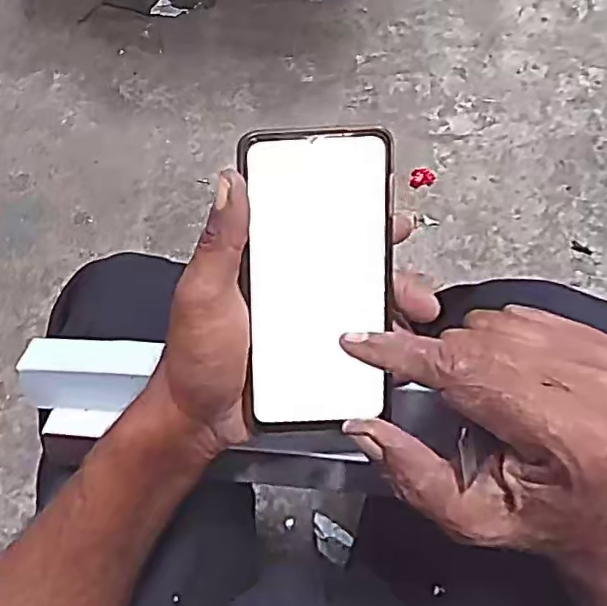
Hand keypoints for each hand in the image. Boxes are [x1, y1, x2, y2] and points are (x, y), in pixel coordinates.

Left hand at [152, 174, 436, 457]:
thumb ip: (220, 240)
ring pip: (355, 300)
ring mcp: (302, 321)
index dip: (341, 210)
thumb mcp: (204, 292)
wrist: (201, 420)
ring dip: (389, 298)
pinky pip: (354, 339)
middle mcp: (284, 287)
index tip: (375, 198)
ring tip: (413, 304)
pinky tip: (395, 341)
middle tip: (404, 249)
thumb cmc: (193, 357)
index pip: (305, 225)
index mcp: (258, 264)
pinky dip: (380, 338)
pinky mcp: (313, 352)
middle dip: (380, 255)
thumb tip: (230, 185)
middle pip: (342, 261)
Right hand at [339, 305, 606, 561]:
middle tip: (446, 403)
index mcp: (568, 436)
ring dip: (468, 349)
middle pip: (472, 340)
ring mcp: (597, 359)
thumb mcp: (473, 518)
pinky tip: (505, 374)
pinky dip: (495, 338)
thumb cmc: (549, 516)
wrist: (606, 512)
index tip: (364, 342)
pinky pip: (515, 314)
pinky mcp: (597, 339)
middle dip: (439, 362)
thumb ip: (412, 474)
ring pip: (489, 320)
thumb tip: (367, 429)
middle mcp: (592, 388)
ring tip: (482, 394)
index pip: (464, 370)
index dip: (404, 353)